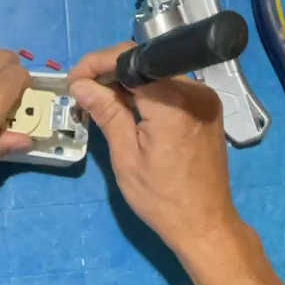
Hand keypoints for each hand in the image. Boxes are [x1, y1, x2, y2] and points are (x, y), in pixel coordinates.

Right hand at [69, 43, 242, 256]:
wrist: (204, 223)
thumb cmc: (161, 199)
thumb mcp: (126, 158)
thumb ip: (107, 114)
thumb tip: (81, 86)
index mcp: (173, 103)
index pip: (130, 60)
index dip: (97, 64)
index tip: (75, 80)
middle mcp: (195, 91)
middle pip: (146, 64)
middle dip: (111, 73)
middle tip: (83, 93)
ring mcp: (205, 98)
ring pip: (158, 75)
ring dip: (129, 84)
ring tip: (102, 103)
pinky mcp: (208, 108)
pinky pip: (172, 89)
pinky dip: (148, 94)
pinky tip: (130, 111)